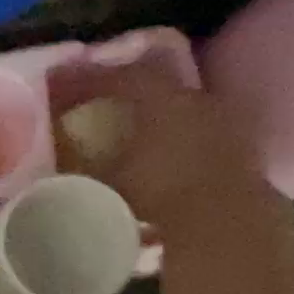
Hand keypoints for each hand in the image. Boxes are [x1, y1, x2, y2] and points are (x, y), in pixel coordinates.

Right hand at [48, 59, 279, 227]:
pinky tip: (158, 156)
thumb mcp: (102, 182)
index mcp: (164, 101)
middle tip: (97, 104)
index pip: (122, 76)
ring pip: (179, 109)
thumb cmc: (157, 193)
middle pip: (156, 87)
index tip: (60, 82)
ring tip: (128, 134)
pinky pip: (197, 131)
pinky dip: (173, 138)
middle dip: (124, 94)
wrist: (223, 217)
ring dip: (152, 118)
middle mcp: (197, 101)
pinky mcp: (239, 146)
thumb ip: (78, 165)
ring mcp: (224, 121)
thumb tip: (54, 155)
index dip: (88, 78)